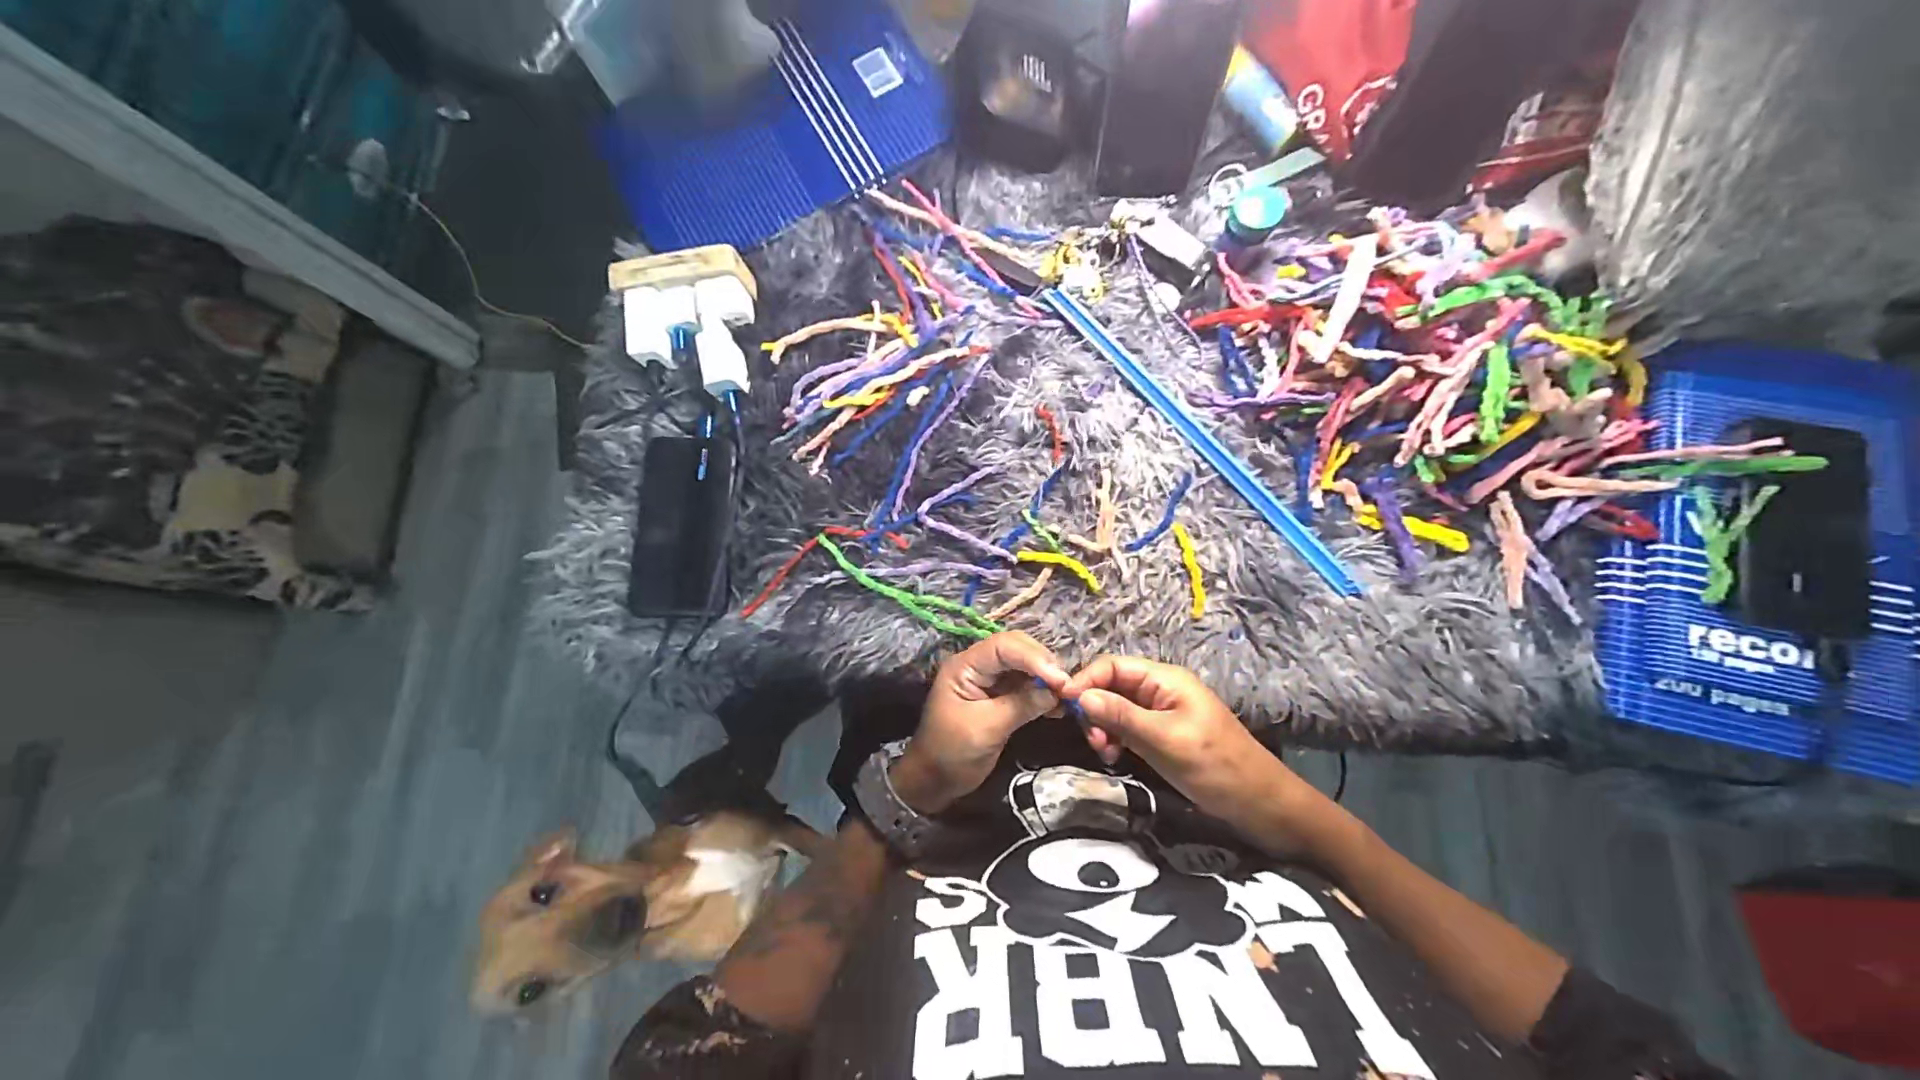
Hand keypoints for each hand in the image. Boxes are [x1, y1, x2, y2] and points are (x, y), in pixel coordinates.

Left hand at [890, 632, 1069, 813]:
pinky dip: (1043, 692)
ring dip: (1047, 678)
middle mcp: (977, 665)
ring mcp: (989, 680)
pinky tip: (1057, 707)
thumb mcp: (986, 729)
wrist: (933, 781)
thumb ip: (1020, 706)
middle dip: (1043, 664)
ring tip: (1066, 697)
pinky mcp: (999, 696)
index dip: (1034, 657)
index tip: (1059, 679)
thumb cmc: (952, 752)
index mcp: (965, 666)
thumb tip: (1055, 692)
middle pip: (1017, 649)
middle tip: (1067, 687)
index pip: (1004, 646)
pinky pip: (1025, 685)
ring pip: (1024, 666)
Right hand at [1062, 655, 1337, 854]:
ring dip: (1103, 726)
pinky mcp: (1162, 734)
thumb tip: (1081, 696)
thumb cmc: (1217, 767)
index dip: (1085, 681)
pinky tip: (1116, 757)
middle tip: (1094, 742)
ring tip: (1106, 753)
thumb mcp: (1166, 741)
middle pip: (1111, 685)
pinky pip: (1127, 726)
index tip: (1065, 708)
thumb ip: (1122, 716)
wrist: (1262, 804)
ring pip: (1115, 707)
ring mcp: (1161, 712)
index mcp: (1165, 679)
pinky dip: (1116, 739)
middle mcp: (1160, 689)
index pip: (1112, 666)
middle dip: (1094, 708)